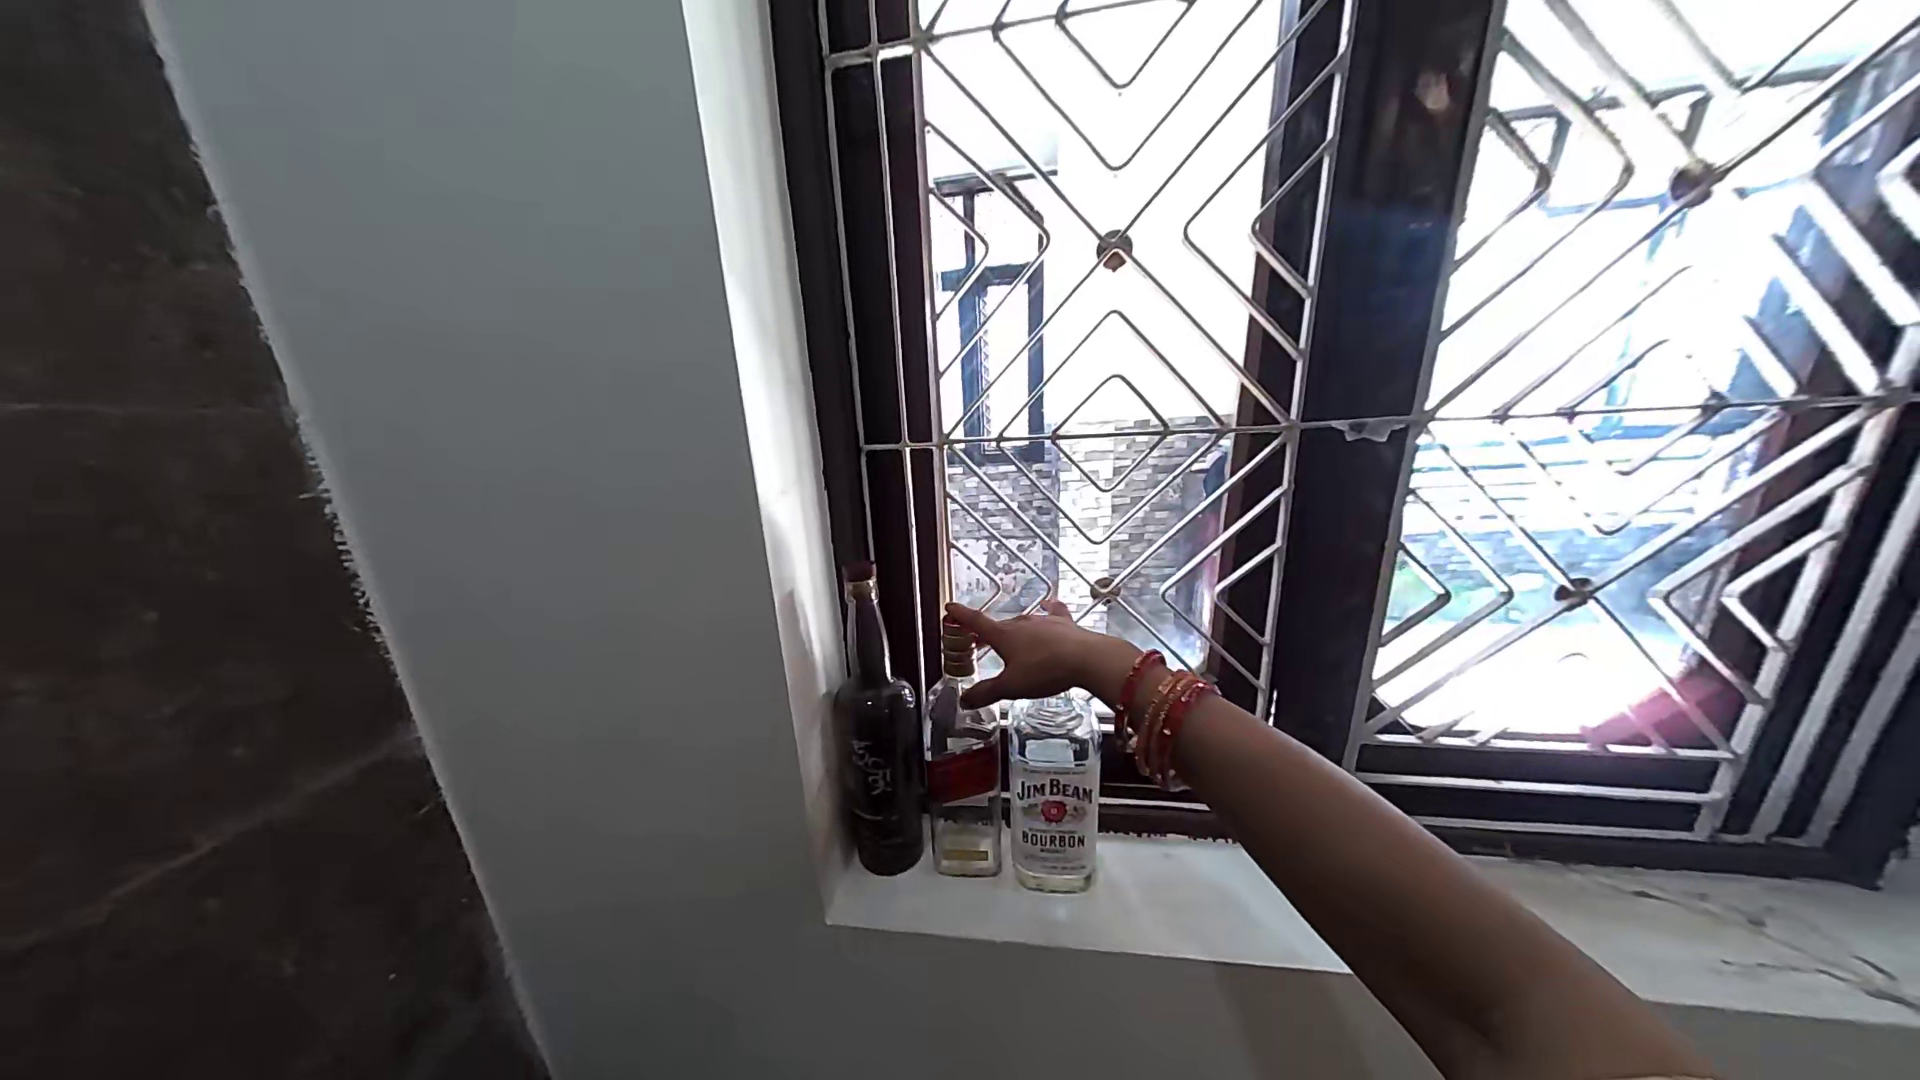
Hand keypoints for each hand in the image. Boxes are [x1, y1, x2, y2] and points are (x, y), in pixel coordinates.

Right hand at [944, 600, 1141, 708]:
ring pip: (1023, 622)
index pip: (976, 622)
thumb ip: (986, 693)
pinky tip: (1048, 607)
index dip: (961, 615)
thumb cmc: (1046, 670)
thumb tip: (964, 699)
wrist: (1087, 659)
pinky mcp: (1065, 624)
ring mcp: (1044, 621)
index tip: (950, 607)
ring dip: (1013, 630)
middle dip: (987, 634)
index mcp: (1004, 635)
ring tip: (1010, 639)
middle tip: (979, 642)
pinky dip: (1047, 611)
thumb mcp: (1011, 687)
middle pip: (998, 626)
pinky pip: (1053, 613)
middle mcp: (1021, 623)